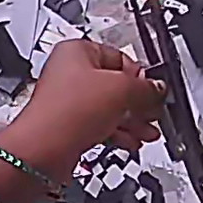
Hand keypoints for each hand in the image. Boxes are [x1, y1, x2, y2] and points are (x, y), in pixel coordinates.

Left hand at [0, 40, 164, 178]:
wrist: (44, 150)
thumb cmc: (67, 112)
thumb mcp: (121, 90)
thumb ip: (145, 88)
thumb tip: (157, 89)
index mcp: (77, 52)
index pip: (119, 56)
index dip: (140, 75)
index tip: (154, 89)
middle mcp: (69, 74)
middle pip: (115, 85)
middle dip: (138, 102)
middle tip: (152, 112)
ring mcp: (68, 102)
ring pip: (108, 108)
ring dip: (131, 120)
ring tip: (147, 131)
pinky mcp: (69, 126)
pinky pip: (99, 125)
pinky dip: (117, 132)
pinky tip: (131, 141)